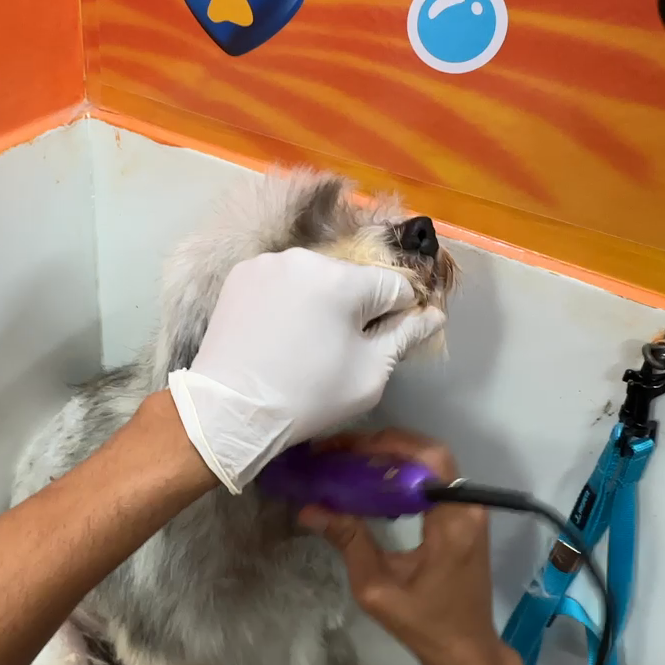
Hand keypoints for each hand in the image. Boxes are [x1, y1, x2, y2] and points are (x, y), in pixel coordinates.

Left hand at [169, 248, 445, 491]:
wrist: (229, 407)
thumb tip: (434, 315)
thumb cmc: (307, 396)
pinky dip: (287, 298)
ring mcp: (267, 262)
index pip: (393, 286)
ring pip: (314, 277)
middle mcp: (303, 257)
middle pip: (351, 278)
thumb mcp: (369, 374)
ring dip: (320, 300)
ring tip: (304, 341)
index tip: (381, 343)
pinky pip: (281, 280)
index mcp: (341, 279)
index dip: (397, 315)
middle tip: (337, 348)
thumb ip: (405, 337)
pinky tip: (277, 330)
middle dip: (355, 307)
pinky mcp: (240, 274)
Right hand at [299, 429, 507, 664]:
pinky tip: (372, 480)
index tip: (345, 450)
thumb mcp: (377, 588)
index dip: (385, 445)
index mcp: (452, 521)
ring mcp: (469, 509)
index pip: (426, 460)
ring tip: (350, 460)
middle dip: (382, 443)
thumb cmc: (424, 624)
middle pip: (428, 451)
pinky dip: (401, 470)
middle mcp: (467, 506)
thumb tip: (309, 507)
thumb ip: (348, 541)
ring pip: (430, 460)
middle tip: (341, 451)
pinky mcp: (464, 515)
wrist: (466, 651)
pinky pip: (432, 477)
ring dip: (390, 454)